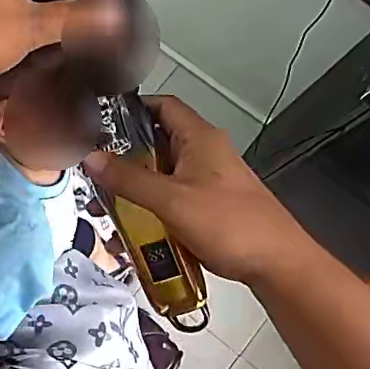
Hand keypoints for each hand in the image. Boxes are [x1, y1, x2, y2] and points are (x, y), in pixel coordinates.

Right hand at [82, 96, 317, 285]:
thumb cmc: (234, 225)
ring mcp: (208, 182)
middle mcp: (205, 155)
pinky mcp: (210, 207)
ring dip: (136, 191)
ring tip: (111, 210)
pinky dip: (153, 212)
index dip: (131, 110)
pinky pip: (173, 201)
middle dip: (125, 161)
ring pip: (162, 177)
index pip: (162, 105)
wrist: (276, 263)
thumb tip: (94, 159)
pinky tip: (137, 233)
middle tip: (99, 176)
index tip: (102, 123)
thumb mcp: (171, 200)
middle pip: (156, 144)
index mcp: (200, 139)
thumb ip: (129, 179)